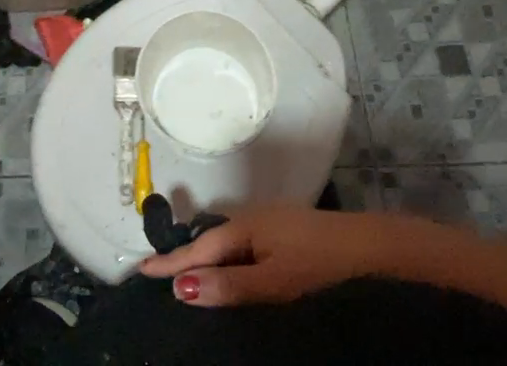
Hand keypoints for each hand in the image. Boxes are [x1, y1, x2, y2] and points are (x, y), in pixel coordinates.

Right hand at [137, 206, 405, 306]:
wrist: (365, 245)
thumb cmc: (316, 264)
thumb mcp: (272, 282)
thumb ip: (228, 287)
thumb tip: (181, 289)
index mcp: (242, 228)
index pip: (198, 250)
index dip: (171, 263)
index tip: (141, 268)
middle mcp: (250, 219)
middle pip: (210, 242)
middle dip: (184, 258)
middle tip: (158, 273)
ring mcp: (268, 222)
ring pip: (227, 242)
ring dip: (206, 258)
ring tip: (185, 273)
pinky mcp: (282, 230)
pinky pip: (241, 244)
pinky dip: (226, 257)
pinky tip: (230, 268)